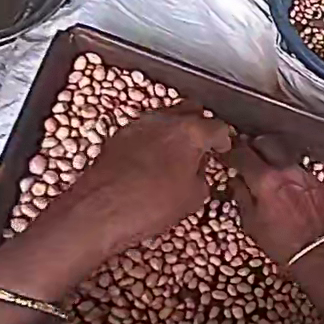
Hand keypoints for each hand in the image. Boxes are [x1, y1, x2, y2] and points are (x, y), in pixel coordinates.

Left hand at [0, 106, 231, 298]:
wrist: (99, 212)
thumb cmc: (151, 205)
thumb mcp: (194, 197)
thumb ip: (204, 176)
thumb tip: (200, 171)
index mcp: (191, 131)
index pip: (218, 127)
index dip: (225, 141)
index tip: (225, 151)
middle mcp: (164, 120)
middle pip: (191, 111)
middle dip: (201, 126)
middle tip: (206, 147)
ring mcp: (138, 125)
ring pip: (166, 118)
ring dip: (176, 131)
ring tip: (180, 155)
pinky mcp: (117, 137)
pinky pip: (145, 131)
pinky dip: (155, 140)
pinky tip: (156, 162)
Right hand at [222, 135, 323, 270]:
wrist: (315, 250)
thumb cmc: (280, 242)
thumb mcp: (250, 221)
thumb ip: (240, 194)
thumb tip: (235, 178)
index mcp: (266, 180)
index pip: (242, 153)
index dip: (229, 151)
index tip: (224, 152)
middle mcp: (286, 170)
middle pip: (264, 142)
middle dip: (251, 145)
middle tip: (243, 155)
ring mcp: (303, 173)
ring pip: (282, 151)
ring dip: (269, 154)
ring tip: (261, 167)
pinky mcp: (315, 179)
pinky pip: (295, 165)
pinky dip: (285, 168)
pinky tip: (281, 180)